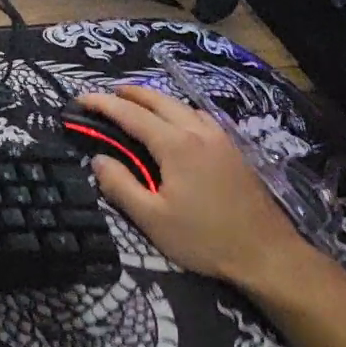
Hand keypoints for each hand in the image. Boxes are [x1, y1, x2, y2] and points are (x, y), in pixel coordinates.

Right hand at [79, 87, 312, 285]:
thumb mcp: (152, 219)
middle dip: (130, 93)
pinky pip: (200, 117)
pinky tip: (177, 125)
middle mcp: (199, 132)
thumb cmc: (203, 238)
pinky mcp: (234, 151)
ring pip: (183, 106)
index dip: (103, 104)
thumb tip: (98, 159)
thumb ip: (120, 186)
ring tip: (136, 105)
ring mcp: (221, 139)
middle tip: (106, 94)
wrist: (265, 253)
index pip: (131, 114)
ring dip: (155, 100)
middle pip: (159, 100)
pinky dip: (179, 111)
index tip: (80, 98)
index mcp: (176, 145)